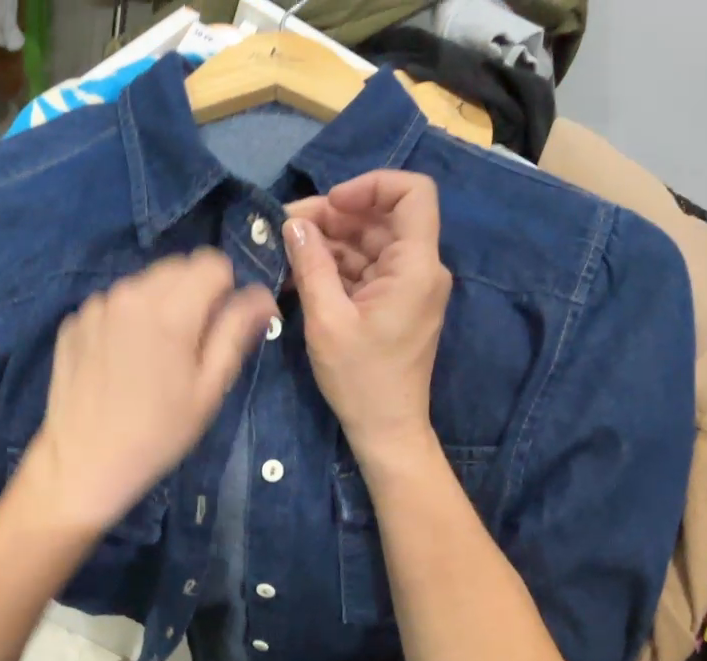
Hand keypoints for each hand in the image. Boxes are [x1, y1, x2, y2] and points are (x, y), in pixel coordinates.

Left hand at [20, 250, 275, 531]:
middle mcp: (129, 293)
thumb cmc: (158, 434)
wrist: (84, 462)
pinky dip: (123, 323)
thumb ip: (235, 333)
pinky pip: (112, 306)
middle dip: (190, 296)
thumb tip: (262, 296)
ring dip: (156, 308)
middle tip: (187, 348)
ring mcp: (96, 305)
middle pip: (176, 268)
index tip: (218, 328)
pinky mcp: (73, 322)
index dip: (224, 291)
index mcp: (170, 309)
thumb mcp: (209, 390)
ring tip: (150, 360)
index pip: (211, 262)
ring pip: (142, 285)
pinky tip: (119, 366)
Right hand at [283, 170, 451, 456]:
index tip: (330, 204)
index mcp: (416, 266)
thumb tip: (293, 224)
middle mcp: (420, 269)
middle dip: (335, 217)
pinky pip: (367, 270)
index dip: (371, 186)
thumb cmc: (360, 379)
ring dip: (330, 242)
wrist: (386, 429)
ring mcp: (408, 287)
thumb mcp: (327, 321)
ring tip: (286, 251)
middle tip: (286, 227)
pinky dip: (337, 267)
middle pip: (382, 219)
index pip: (412, 193)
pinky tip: (301, 272)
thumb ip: (312, 265)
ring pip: (370, 243)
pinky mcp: (395, 304)